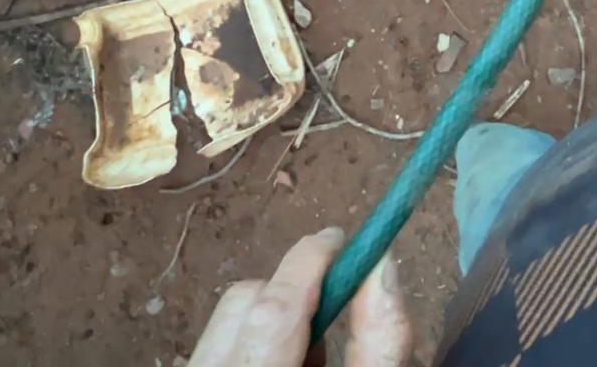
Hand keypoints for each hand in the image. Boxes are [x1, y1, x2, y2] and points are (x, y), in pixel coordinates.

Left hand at [188, 228, 410, 366]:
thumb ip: (381, 338)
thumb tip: (383, 259)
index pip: (273, 310)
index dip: (311, 262)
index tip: (342, 241)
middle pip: (242, 304)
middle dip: (292, 292)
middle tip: (332, 313)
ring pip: (225, 322)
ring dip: (271, 321)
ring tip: (310, 358)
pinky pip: (213, 345)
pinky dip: (251, 342)